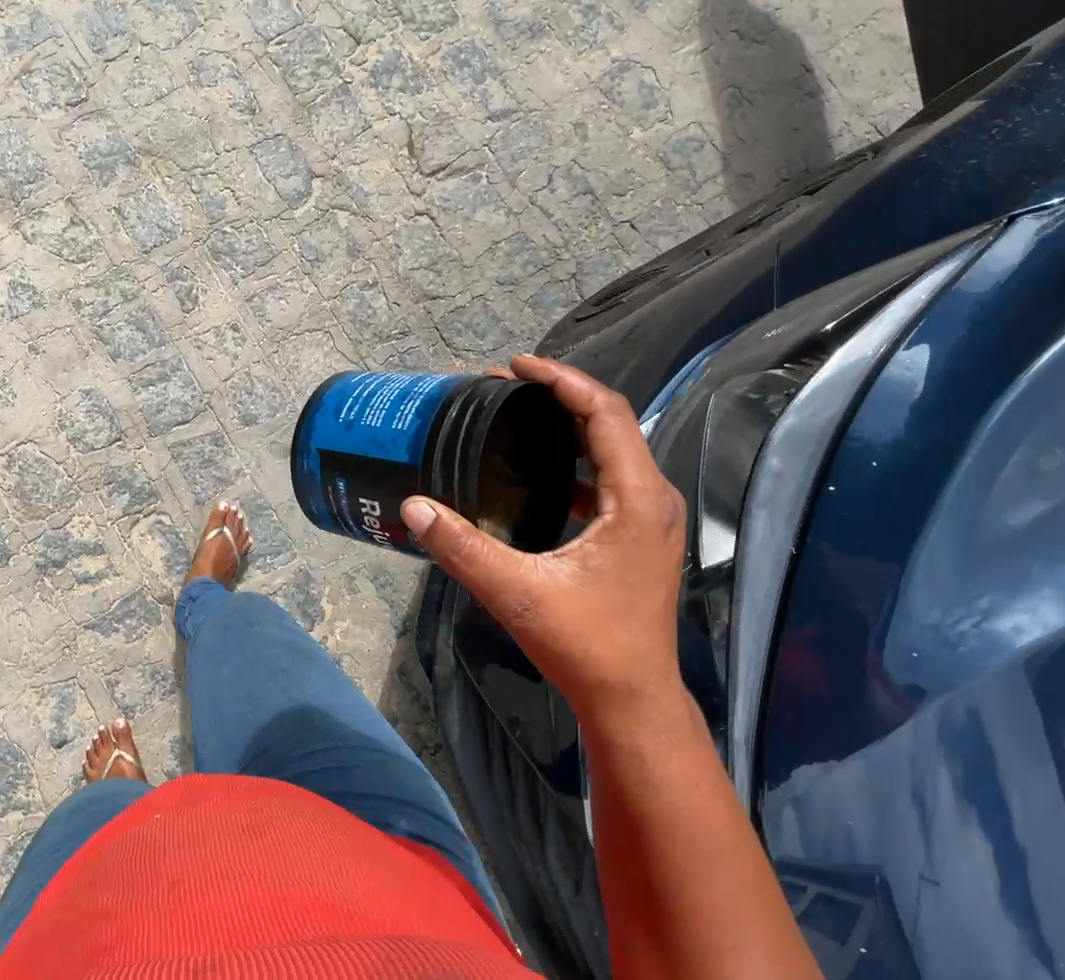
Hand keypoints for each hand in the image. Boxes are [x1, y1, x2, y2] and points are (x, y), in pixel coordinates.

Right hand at [401, 355, 685, 716]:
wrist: (632, 698)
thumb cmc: (585, 643)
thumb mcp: (515, 590)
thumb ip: (462, 546)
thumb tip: (412, 505)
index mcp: (636, 499)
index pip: (604, 413)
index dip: (561, 380)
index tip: (514, 366)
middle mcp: (652, 499)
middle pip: (609, 424)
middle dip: (557, 397)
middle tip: (501, 389)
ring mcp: (648, 519)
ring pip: (611, 451)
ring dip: (566, 427)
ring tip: (514, 419)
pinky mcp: (637, 537)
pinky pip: (608, 478)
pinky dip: (574, 460)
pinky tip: (536, 472)